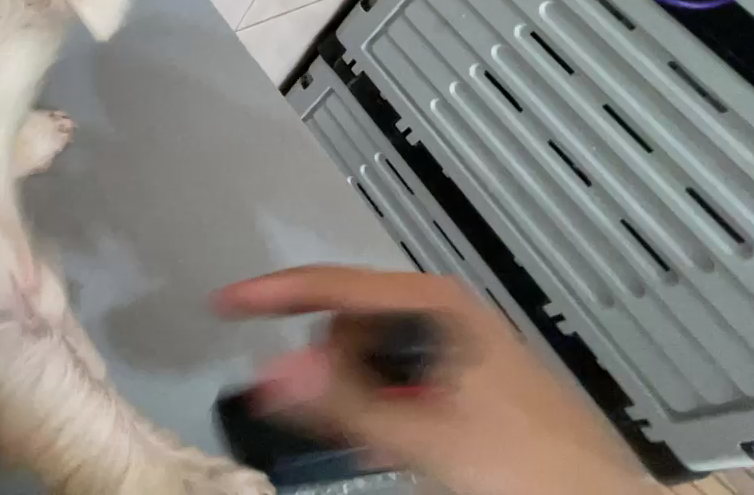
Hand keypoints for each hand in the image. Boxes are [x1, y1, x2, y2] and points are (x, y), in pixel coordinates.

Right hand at [216, 266, 656, 494]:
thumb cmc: (531, 468)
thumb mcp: (428, 434)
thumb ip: (342, 401)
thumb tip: (266, 371)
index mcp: (431, 303)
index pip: (328, 285)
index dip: (270, 293)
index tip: (222, 303)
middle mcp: (436, 311)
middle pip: (345, 325)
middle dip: (330, 369)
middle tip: (346, 422)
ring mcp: (447, 342)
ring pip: (364, 356)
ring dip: (356, 395)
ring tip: (382, 441)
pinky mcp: (455, 376)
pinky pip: (390, 379)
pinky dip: (378, 407)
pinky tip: (391, 440)